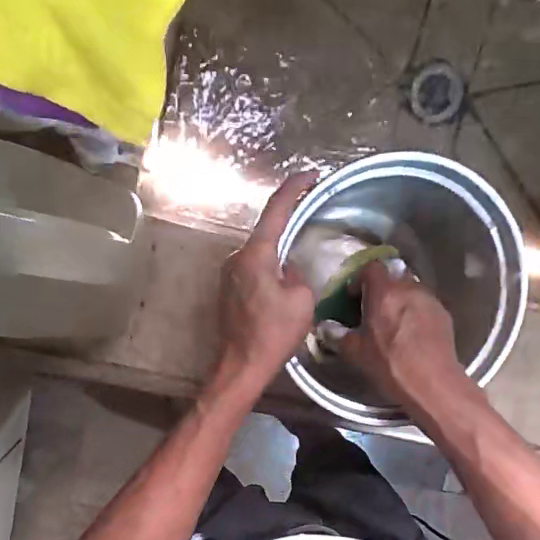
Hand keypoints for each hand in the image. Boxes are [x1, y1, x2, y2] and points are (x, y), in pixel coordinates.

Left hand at [212, 173, 319, 393]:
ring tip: (301, 257)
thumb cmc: (273, 333)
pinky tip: (282, 282)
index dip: (294, 188)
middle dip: (289, 222)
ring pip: (260, 253)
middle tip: (311, 215)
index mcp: (255, 254)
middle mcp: (237, 258)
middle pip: (266, 232)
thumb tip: (287, 269)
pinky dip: (269, 268)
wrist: (241, 365)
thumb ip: (296, 273)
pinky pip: (253, 269)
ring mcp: (228, 274)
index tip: (310, 175)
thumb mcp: (302, 299)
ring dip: (279, 252)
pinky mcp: (227, 290)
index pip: (276, 210)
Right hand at [327, 259, 467, 408]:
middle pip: (393, 275)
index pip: (372, 267)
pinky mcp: (445, 314)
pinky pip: (425, 304)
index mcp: (384, 293)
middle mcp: (409, 289)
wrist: (432, 383)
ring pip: (411, 289)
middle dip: (382, 288)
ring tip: (393, 321)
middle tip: (373, 308)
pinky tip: (411, 332)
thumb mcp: (355, 352)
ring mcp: (430, 300)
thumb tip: (326, 327)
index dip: (361, 278)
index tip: (355, 296)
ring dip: (400, 299)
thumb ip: (338, 335)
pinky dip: (415, 311)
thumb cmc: (390, 364)